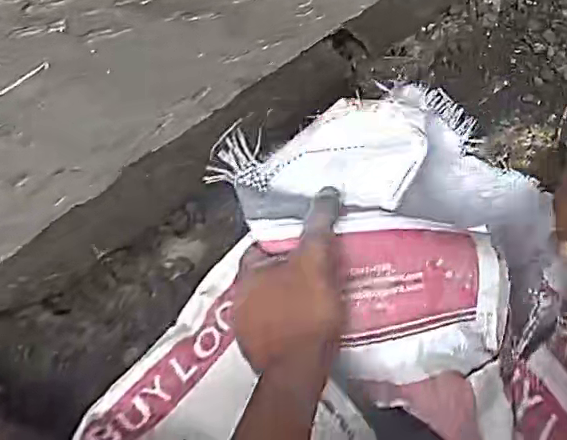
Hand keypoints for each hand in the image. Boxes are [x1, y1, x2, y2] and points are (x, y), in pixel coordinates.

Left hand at [233, 189, 346, 375]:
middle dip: (294, 262)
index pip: (262, 243)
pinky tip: (319, 309)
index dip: (287, 235)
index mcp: (247, 276)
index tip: (309, 233)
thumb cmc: (305, 309)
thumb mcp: (316, 257)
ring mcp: (250, 330)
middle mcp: (241, 302)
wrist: (300, 372)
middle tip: (321, 255)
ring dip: (297, 288)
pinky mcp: (266, 351)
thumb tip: (325, 194)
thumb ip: (319, 224)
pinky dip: (299, 312)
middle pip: (271, 270)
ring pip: (277, 296)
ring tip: (325, 281)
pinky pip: (284, 319)